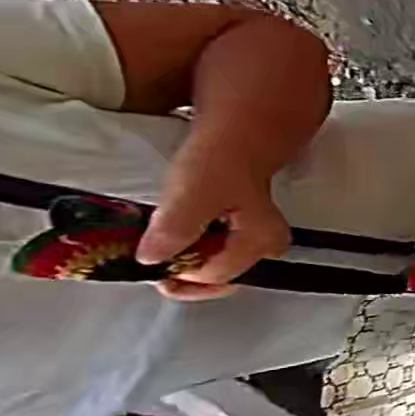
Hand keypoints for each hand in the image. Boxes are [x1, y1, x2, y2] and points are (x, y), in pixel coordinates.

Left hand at [139, 139, 290, 300]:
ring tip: (159, 250)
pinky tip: (176, 239)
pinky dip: (192, 253)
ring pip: (216, 269)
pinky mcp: (245, 234)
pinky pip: (215, 255)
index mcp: (261, 243)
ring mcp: (258, 243)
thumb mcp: (193, 193)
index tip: (147, 255)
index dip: (177, 271)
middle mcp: (267, 249)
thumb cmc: (219, 161)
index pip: (214, 275)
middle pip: (220, 279)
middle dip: (184, 275)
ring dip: (185, 265)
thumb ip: (175, 229)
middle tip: (151, 261)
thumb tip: (149, 260)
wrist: (236, 136)